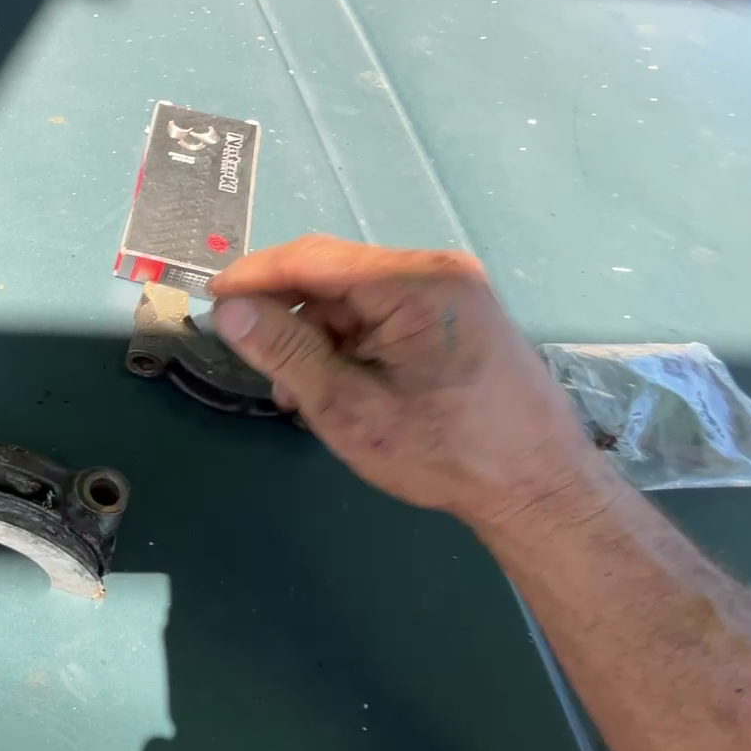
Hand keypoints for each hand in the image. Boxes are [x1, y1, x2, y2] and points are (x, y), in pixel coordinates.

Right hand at [208, 236, 607, 527]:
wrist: (541, 492)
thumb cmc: (443, 452)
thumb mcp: (347, 405)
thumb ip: (284, 350)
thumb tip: (228, 308)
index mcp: (414, 283)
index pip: (310, 259)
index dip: (252, 276)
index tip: (209, 299)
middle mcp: (434, 272)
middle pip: (328, 274)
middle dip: (281, 311)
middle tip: (246, 351)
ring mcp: (446, 292)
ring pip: (346, 297)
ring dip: (309, 335)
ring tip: (292, 388)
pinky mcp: (449, 315)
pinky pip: (373, 313)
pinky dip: (340, 342)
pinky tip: (328, 383)